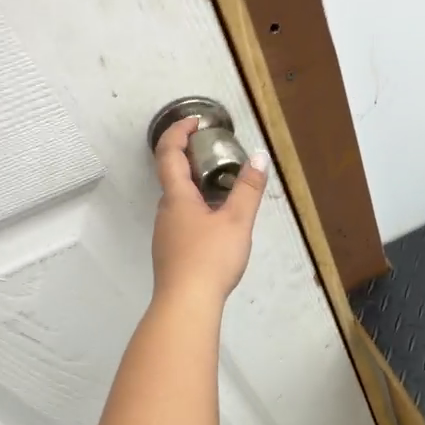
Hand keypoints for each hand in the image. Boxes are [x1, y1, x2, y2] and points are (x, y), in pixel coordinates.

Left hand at [150, 116, 268, 307]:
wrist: (186, 303)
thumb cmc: (210, 259)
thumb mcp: (237, 222)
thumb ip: (248, 189)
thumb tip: (258, 157)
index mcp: (178, 197)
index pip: (170, 153)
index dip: (179, 131)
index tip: (196, 121)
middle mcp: (166, 211)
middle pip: (173, 177)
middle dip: (192, 160)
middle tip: (217, 155)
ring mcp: (166, 234)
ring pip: (179, 202)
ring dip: (197, 188)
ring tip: (224, 192)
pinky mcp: (171, 253)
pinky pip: (183, 222)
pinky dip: (198, 211)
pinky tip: (218, 227)